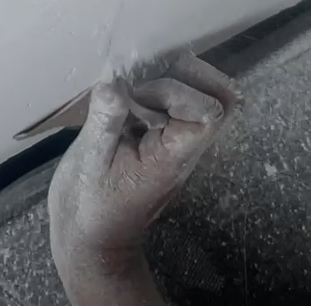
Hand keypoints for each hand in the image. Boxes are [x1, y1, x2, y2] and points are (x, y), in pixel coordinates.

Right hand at [47, 54, 240, 302]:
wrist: (93, 237)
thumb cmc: (90, 205)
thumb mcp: (89, 164)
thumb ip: (104, 122)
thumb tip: (113, 84)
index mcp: (174, 157)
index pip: (207, 112)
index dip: (174, 92)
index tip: (135, 98)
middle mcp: (186, 145)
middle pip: (221, 97)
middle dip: (185, 74)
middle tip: (143, 83)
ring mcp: (179, 139)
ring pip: (204, 91)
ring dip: (170, 76)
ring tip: (133, 90)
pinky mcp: (165, 133)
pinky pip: (180, 98)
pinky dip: (158, 85)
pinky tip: (128, 97)